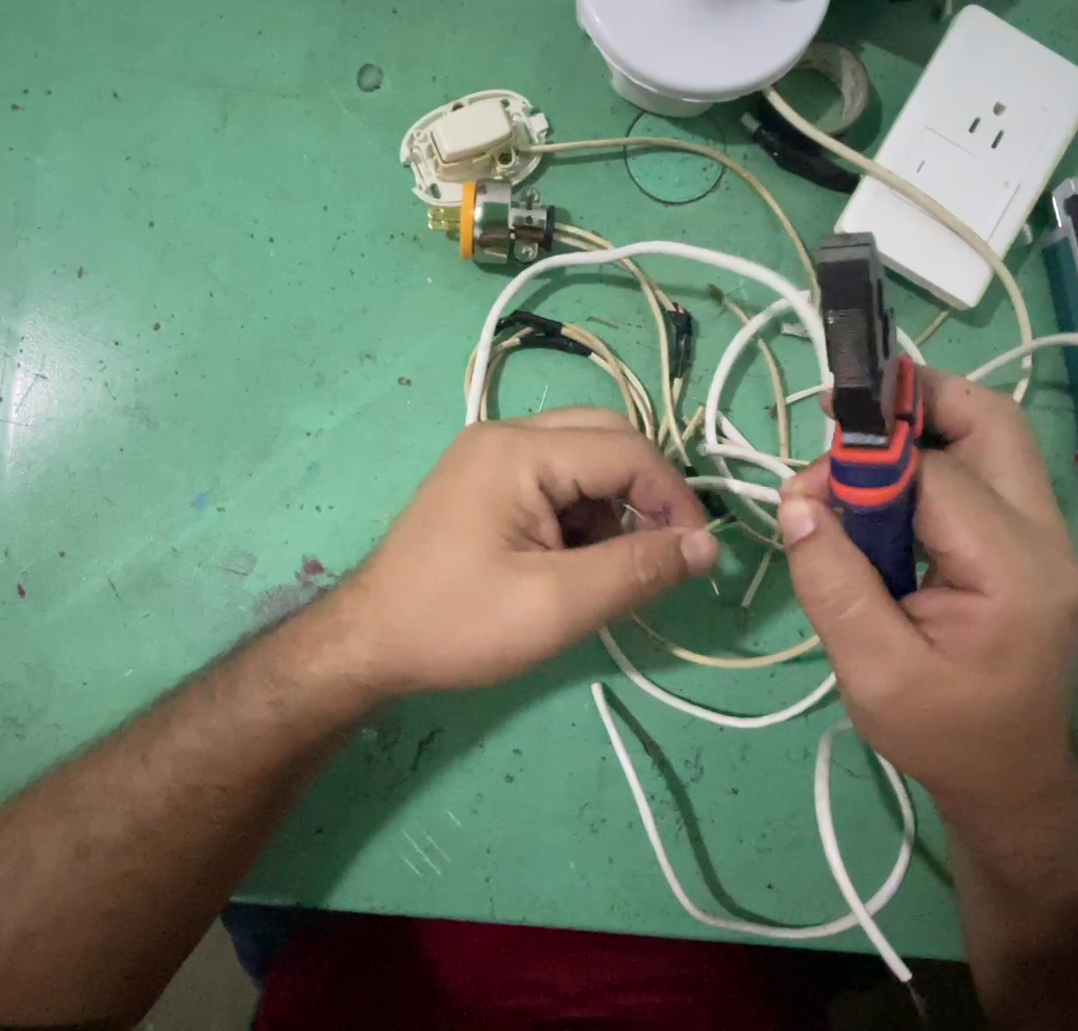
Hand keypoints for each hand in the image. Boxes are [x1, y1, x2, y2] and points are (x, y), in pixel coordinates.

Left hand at [335, 408, 718, 696]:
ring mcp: (488, 454)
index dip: (674, 499)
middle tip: (656, 554)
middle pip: (606, 438)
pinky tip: (569, 562)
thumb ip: (637, 570)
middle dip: (643, 495)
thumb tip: (708, 545)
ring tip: (600, 569)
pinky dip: (580, 513)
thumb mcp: (557, 606)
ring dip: (611, 506)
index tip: (696, 555)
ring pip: (583, 457)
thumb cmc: (457, 625)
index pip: (627, 452)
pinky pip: (554, 477)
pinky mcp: (483, 479)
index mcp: (518, 453)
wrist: (370, 642)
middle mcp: (504, 435)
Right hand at [777, 367, 1077, 819]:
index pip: (938, 474)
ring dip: (923, 428)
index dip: (864, 466)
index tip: (804, 490)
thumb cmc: (940, 733)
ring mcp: (1047, 541)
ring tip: (856, 454)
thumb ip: (832, 581)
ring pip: (994, 441)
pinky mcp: (1032, 548)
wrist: (1010, 779)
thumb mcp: (870, 669)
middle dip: (915, 402)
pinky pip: (985, 477)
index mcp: (1014, 572)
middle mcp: (1047, 540)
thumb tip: (798, 503)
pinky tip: (884, 493)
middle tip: (844, 417)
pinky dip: (931, 464)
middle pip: (993, 424)